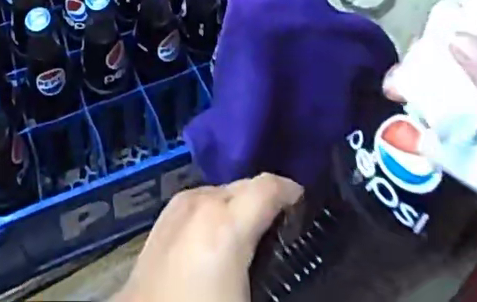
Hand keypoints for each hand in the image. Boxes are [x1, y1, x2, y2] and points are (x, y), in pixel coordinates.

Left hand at [114, 174, 302, 301]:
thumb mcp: (250, 298)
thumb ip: (277, 280)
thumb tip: (302, 281)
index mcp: (226, 221)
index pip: (268, 186)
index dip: (295, 194)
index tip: (314, 211)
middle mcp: (200, 202)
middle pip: (244, 186)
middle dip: (269, 203)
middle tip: (294, 233)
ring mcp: (176, 208)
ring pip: (220, 195)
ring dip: (242, 210)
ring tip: (263, 243)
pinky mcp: (162, 222)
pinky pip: (200, 207)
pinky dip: (218, 217)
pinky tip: (226, 247)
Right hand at [391, 15, 476, 301]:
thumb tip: (457, 39)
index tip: (450, 26)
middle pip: (462, 36)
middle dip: (434, 46)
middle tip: (419, 62)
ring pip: (438, 68)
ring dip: (416, 74)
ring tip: (400, 89)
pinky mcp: (459, 129)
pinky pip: (428, 102)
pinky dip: (411, 100)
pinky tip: (397, 102)